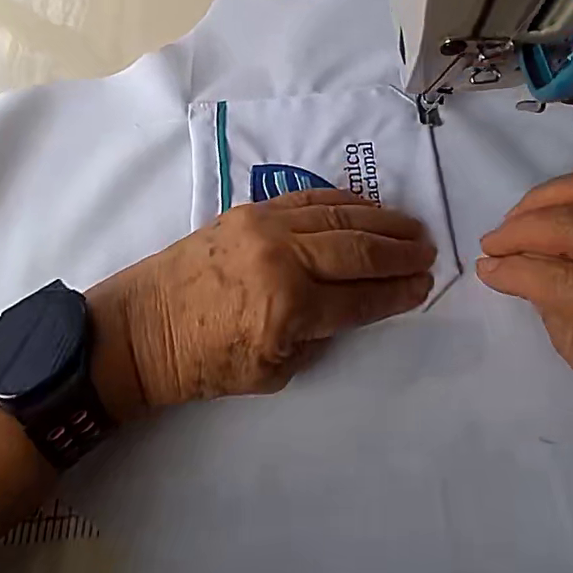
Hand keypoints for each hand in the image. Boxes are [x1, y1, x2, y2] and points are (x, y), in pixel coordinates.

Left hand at [87, 189, 436, 419]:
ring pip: (336, 217)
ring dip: (378, 220)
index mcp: (289, 308)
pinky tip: (362, 205)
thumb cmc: (204, 361)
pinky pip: (304, 199)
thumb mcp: (273, 372)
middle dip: (398, 252)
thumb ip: (316, 335)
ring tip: (408, 226)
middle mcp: (281, 258)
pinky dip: (338, 201)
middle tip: (427, 251)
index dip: (398, 292)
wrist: (144, 324)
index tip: (424, 285)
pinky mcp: (246, 211)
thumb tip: (346, 305)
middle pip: (356, 249)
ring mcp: (262, 227)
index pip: (361, 297)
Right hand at [475, 170, 572, 497]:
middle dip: (516, 233)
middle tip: (490, 248)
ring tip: (513, 226)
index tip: (487, 273)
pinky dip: (569, 192)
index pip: (565, 280)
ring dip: (538, 202)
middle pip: (571, 225)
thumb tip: (539, 293)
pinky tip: (549, 213)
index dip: (514, 273)